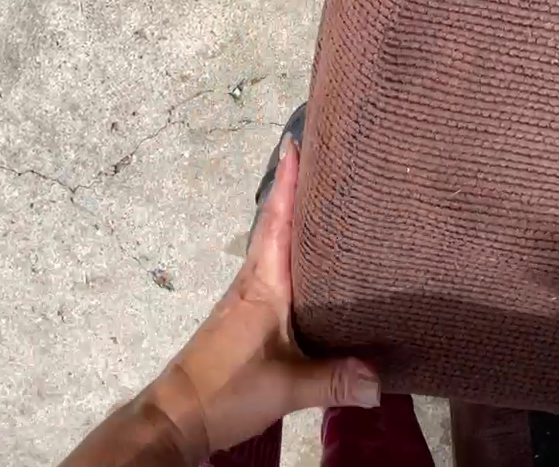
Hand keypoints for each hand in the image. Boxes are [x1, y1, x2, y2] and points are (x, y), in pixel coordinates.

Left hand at [144, 136, 379, 460]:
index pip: (277, 219)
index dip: (287, 180)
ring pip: (275, 241)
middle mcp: (256, 277)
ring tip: (324, 193)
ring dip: (293, 213)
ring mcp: (250, 294)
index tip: (295, 141)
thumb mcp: (284, 387)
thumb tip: (381, 383)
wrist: (177, 417)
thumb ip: (331, 380)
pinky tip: (310, 253)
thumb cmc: (225, 388)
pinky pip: (275, 263)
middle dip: (296, 187)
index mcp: (264, 281)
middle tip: (324, 156)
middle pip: (277, 221)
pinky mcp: (249, 312)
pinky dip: (291, 244)